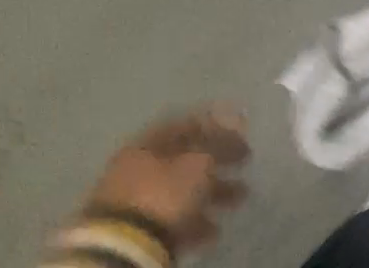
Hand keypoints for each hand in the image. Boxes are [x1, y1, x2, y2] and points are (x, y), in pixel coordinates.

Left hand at [83, 103, 251, 253]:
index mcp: (148, 143)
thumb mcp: (199, 162)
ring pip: (182, 188)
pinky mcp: (138, 228)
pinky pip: (172, 217)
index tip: (243, 128)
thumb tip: (238, 122)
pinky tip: (214, 229)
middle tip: (246, 161)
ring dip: (214, 192)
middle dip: (220, 161)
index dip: (218, 122)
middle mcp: (139, 166)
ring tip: (240, 198)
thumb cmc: (163, 193)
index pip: (188, 123)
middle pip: (187, 157)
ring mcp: (136, 199)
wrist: (122, 246)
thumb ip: (220, 141)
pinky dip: (195, 219)